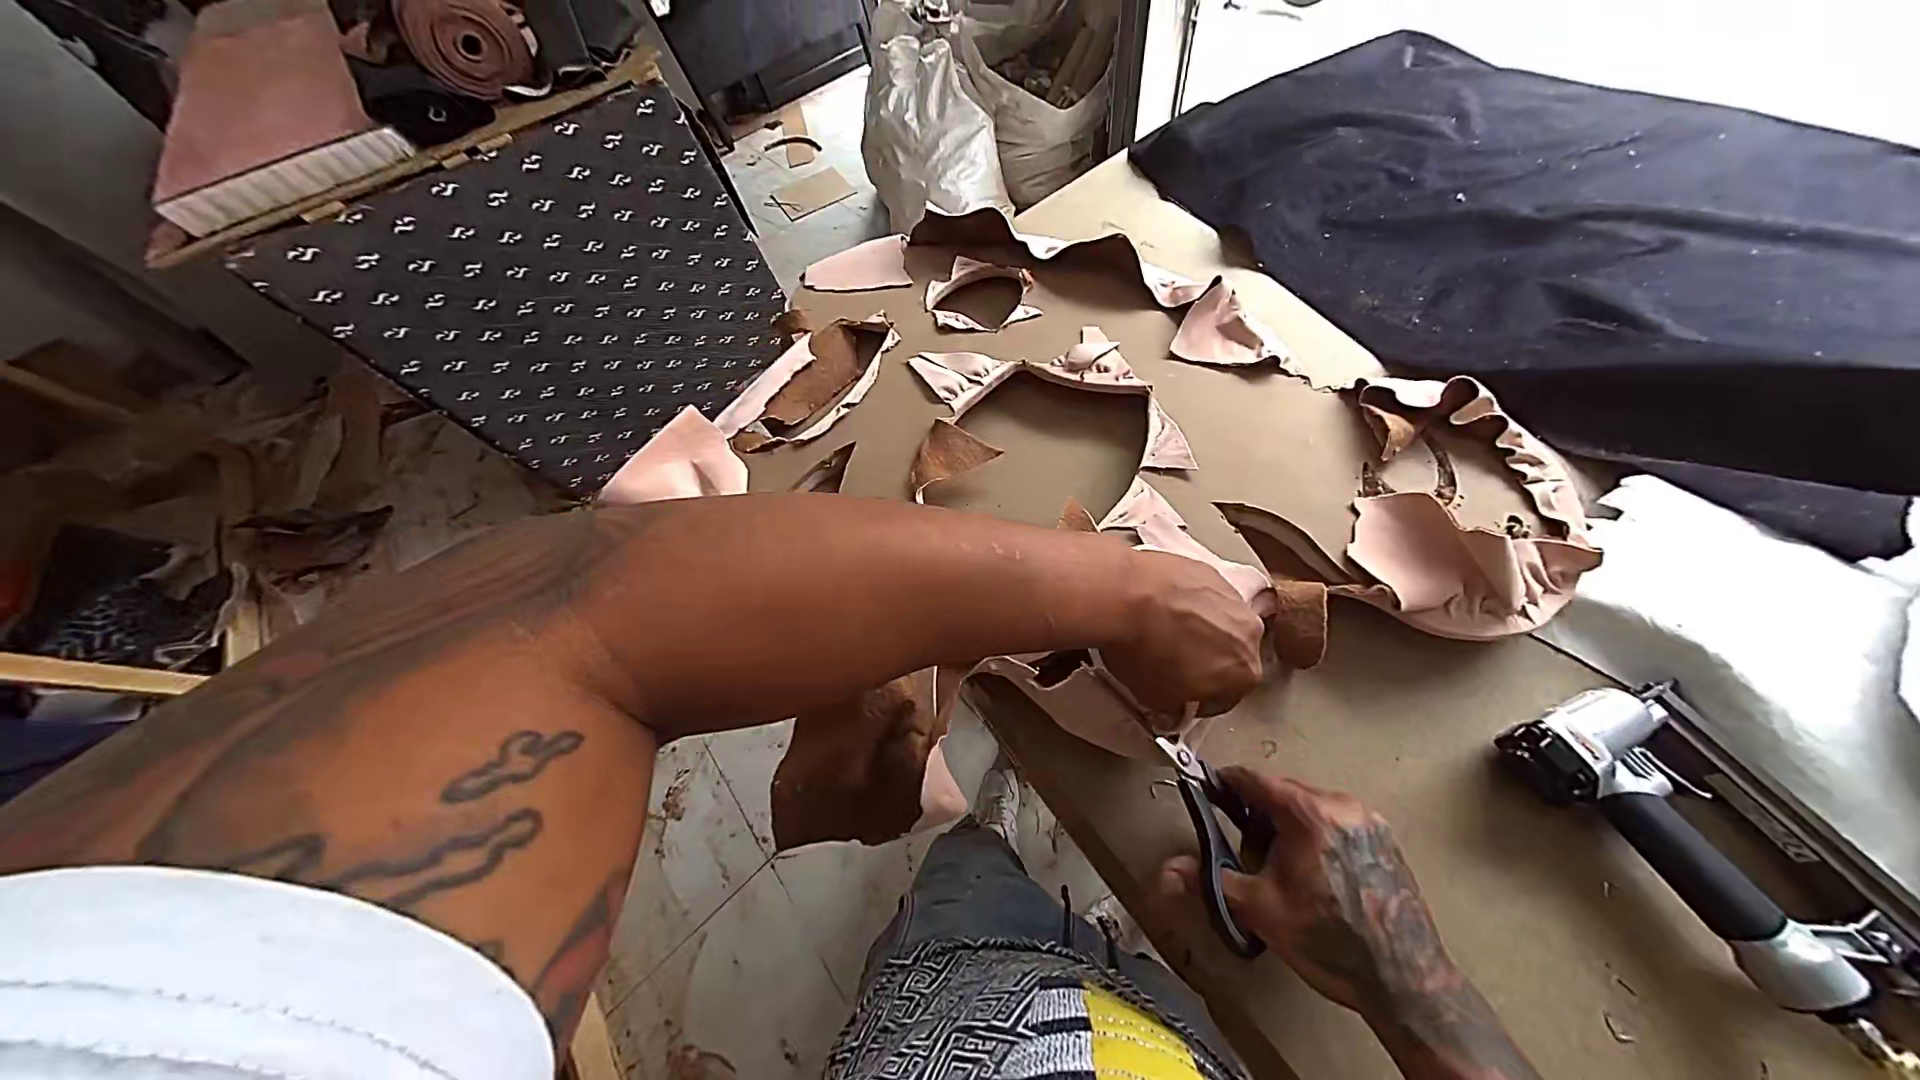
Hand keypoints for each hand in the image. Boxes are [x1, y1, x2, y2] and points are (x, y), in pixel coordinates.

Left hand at [1101, 550, 1263, 719]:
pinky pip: (1200, 592)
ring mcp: (1230, 595)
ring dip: (1197, 626)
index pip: (1225, 697)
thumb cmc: (1142, 647)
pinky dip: (1185, 599)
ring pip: (1217, 620)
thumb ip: (1170, 707)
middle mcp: (1248, 632)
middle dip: (1204, 660)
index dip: (1198, 700)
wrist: (1124, 595)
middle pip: (1228, 653)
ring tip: (1162, 629)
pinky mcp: (1208, 570)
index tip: (1180, 696)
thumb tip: (1169, 709)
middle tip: (1170, 661)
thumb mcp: (1153, 696)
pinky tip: (1159, 604)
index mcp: (1244, 673)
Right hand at [1162, 769, 1543, 1078]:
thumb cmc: (1332, 942)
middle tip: (1244, 842)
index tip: (1210, 791)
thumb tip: (1168, 871)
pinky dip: (1315, 831)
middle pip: (1283, 789)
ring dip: (1287, 821)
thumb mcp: (1259, 907)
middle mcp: (1342, 806)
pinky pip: (1336, 818)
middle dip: (1257, 810)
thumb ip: (1209, 880)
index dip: (1225, 784)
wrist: (1405, 985)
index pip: (1254, 779)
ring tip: (1278, 861)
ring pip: (1310, 803)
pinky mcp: (1385, 840)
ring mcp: (1368, 821)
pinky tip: (1311, 868)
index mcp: (1309, 813)